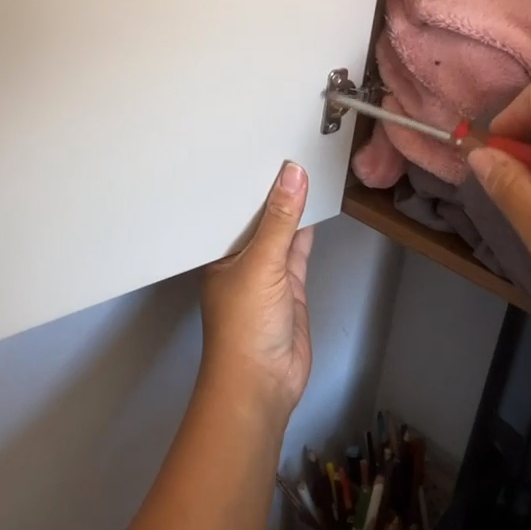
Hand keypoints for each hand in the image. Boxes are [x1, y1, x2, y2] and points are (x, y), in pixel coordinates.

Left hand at [199, 161, 314, 422]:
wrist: (263, 384)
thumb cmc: (245, 326)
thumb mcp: (262, 265)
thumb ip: (281, 220)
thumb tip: (293, 173)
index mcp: (217, 251)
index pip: (230, 207)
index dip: (244, 179)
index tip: (258, 145)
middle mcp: (239, 258)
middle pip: (257, 217)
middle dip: (271, 189)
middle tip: (287, 145)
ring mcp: (265, 273)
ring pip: (280, 231)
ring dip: (291, 207)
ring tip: (305, 165)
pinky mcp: (289, 286)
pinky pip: (297, 250)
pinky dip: (305, 230)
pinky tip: (313, 205)